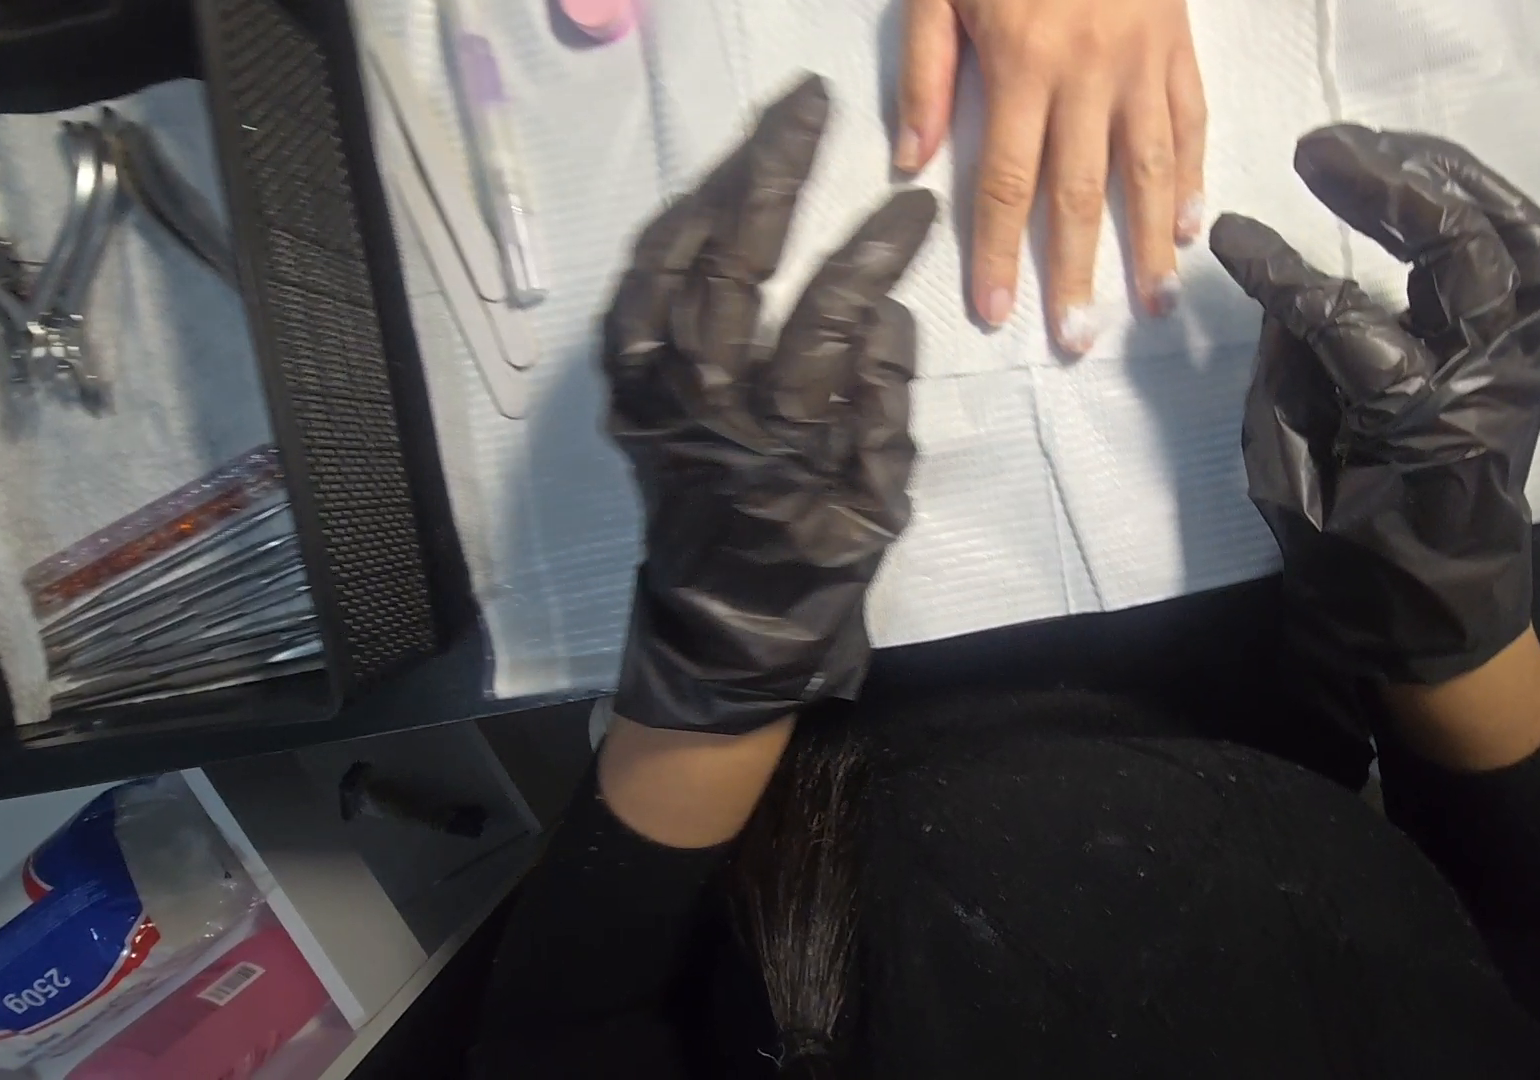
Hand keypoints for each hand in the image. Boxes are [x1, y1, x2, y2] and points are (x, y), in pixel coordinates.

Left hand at [604, 76, 937, 734]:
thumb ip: (885, 405)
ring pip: (666, 271)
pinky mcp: (627, 406)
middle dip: (772, 173)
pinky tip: (691, 209)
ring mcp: (654, 400)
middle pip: (731, 264)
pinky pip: (630, 309)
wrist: (726, 632)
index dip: (875, 250)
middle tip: (810, 106)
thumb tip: (887, 310)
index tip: (913, 205)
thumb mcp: (879, 507)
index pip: (833, 314)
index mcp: (783, 435)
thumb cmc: (813, 575)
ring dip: (711, 192)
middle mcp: (706, 404)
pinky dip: (657, 250)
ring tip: (756, 140)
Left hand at [896, 0, 1206, 353]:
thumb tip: (910, 165)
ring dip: (1149, 245)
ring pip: (1146, 169)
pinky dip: (1191, 174)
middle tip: (1079, 339)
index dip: (997, 254)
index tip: (995, 314)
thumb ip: (924, 74)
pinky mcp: (1177, 40)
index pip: (1004, 184)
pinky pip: (1190, 116)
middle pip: (1077, 194)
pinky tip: (1192, 226)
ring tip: (1153, 305)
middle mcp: (1085, 73)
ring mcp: (1140, 59)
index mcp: (1021, 64)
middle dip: (1076, 273)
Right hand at [1210, 126, 1539, 685]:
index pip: (1341, 318)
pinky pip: (1537, 274)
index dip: (1278, 269)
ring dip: (1456, 180)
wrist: (1431, 610)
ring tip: (1388, 150)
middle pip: (1460, 250)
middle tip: (1321, 148)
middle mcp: (1488, 383)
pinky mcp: (1531, 366)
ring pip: (1521, 244)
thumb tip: (1285, 299)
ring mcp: (1523, 370)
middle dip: (1387, 185)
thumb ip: (1287, 380)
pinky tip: (1450, 196)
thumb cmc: (1347, 560)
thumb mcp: (1287, 475)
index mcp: (1414, 425)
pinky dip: (1500, 221)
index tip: (1230, 236)